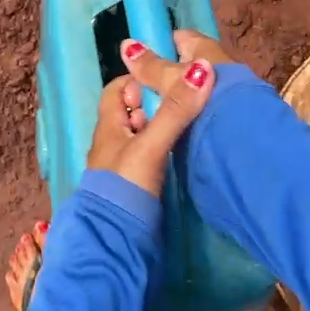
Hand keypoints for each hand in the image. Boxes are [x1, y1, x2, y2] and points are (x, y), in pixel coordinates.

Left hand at [85, 30, 231, 195]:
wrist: (116, 241)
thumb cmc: (126, 185)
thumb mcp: (152, 144)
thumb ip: (175, 111)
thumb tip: (201, 69)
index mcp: (108, 127)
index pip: (116, 90)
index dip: (137, 78)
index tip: (164, 76)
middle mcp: (112, 143)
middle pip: (131, 112)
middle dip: (154, 102)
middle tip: (183, 99)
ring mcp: (124, 166)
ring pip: (142, 135)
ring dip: (161, 126)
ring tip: (188, 123)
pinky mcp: (137, 186)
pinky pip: (150, 156)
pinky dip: (164, 148)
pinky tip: (183, 151)